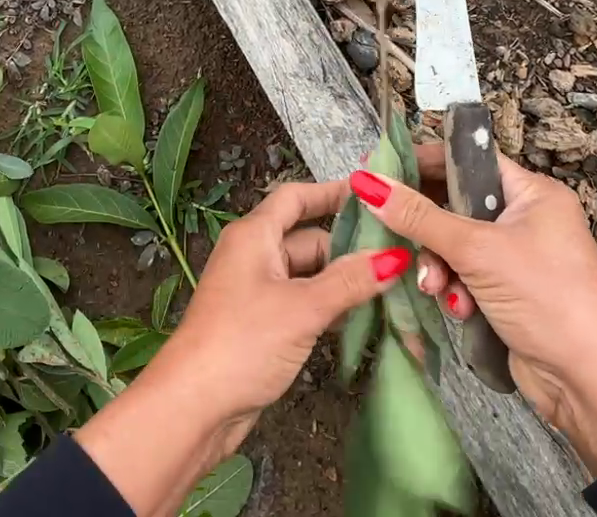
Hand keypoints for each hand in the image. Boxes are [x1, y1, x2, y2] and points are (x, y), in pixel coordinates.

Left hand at [76, 180, 411, 516]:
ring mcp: (257, 291)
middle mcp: (253, 255)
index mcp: (254, 235)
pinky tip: (362, 320)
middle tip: (401, 256)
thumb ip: (349, 281)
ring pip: (308, 274)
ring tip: (395, 289)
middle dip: (349, 248)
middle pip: (308, 238)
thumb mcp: (302, 307)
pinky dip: (329, 307)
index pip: (295, 198)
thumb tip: (394, 255)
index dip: (331, 192)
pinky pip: (303, 302)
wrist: (195, 404)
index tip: (371, 194)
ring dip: (343, 282)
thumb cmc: (242, 342)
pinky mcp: (262, 324)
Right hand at [348, 145, 596, 475]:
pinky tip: (457, 308)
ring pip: (452, 245)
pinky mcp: (505, 292)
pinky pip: (462, 276)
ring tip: (435, 287)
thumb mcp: (476, 250)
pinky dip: (453, 289)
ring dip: (437, 265)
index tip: (378, 171)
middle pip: (453, 205)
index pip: (466, 159)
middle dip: (426, 228)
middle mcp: (524, 218)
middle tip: (394, 235)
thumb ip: (418, 216)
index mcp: (530, 193)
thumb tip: (365, 182)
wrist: (592, 383)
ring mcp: (514, 258)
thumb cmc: (546, 297)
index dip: (422, 162)